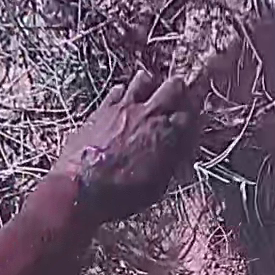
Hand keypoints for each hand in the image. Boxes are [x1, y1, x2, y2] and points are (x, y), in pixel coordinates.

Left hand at [49, 67, 201, 224]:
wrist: (80, 189)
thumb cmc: (119, 196)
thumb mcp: (156, 187)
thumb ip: (171, 163)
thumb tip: (178, 154)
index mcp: (169, 135)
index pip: (193, 113)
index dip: (194, 116)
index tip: (192, 122)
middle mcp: (150, 115)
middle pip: (175, 86)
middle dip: (178, 92)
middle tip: (175, 102)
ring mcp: (125, 108)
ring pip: (146, 79)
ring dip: (151, 86)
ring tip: (148, 98)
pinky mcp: (103, 108)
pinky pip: (119, 89)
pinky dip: (124, 94)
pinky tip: (123, 106)